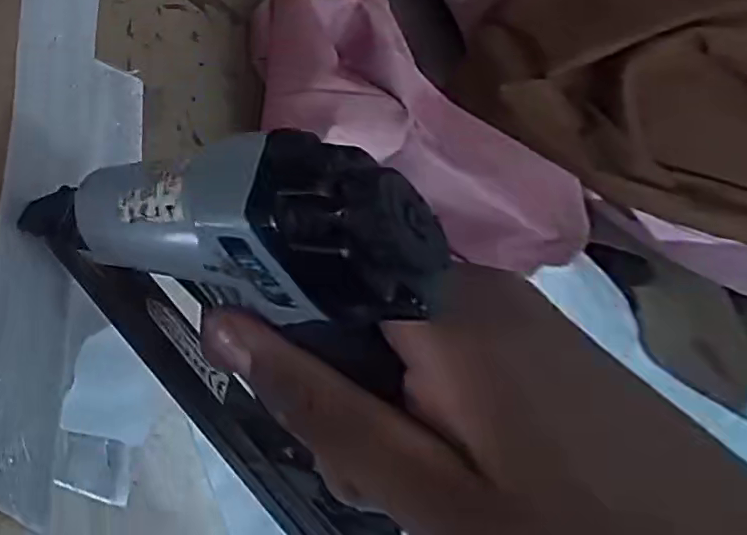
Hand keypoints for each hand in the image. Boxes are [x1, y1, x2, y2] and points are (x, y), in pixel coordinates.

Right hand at [200, 265, 746, 534]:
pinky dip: (408, 383)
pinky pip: (433, 334)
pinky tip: (434, 453)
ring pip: (384, 316)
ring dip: (363, 381)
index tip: (250, 353)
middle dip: (318, 360)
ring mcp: (502, 303)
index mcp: (435, 297)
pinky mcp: (527, 333)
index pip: (306, 252)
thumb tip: (220, 321)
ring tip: (392, 476)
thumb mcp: (429, 495)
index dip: (261, 288)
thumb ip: (319, 402)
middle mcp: (464, 276)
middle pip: (343, 288)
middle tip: (341, 459)